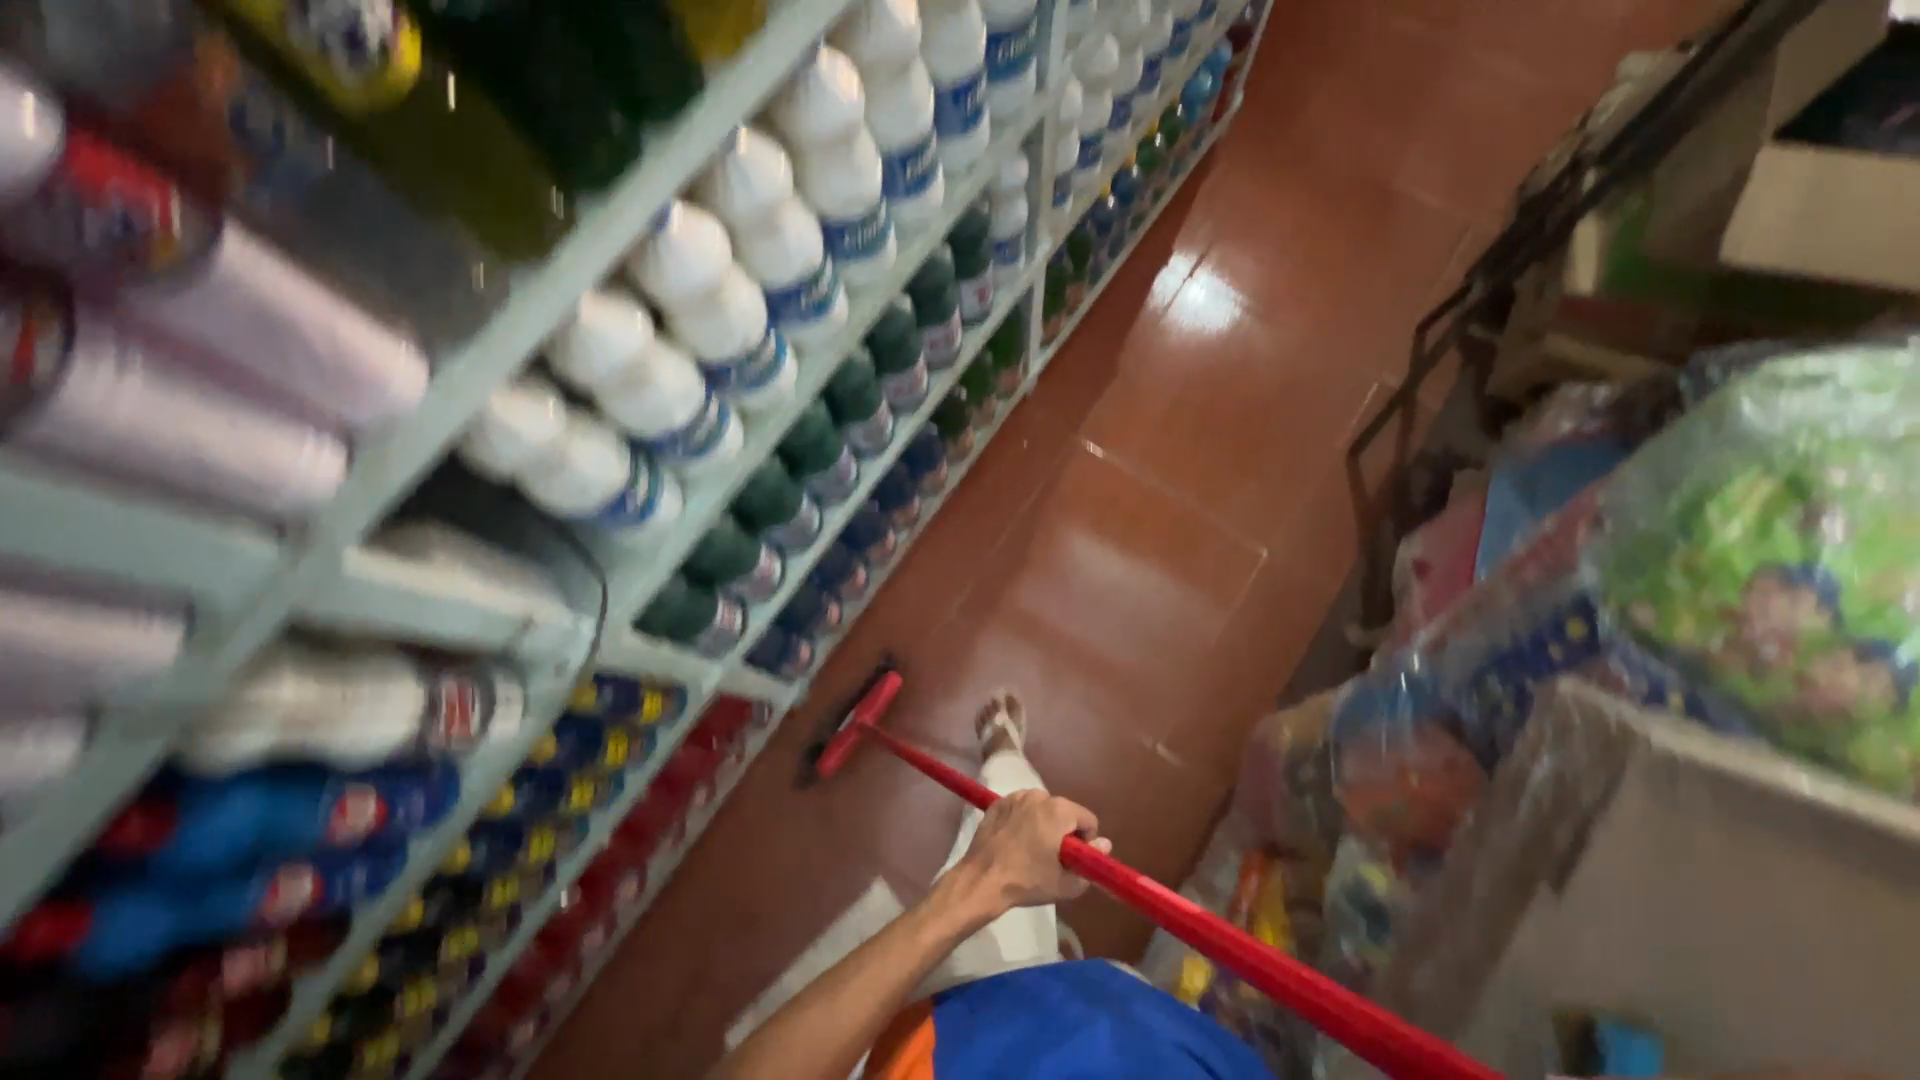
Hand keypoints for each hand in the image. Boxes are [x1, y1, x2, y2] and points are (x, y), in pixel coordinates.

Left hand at [953, 789, 1110, 910]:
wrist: (982, 880)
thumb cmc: (1028, 881)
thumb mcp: (1067, 883)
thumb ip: (1092, 862)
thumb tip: (1104, 844)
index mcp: (1059, 810)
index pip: (1088, 819)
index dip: (1087, 841)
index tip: (1074, 859)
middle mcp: (1039, 795)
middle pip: (1065, 812)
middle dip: (1065, 831)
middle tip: (1053, 857)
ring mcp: (1015, 797)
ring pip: (1042, 808)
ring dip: (1044, 824)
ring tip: (1032, 849)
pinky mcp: (997, 803)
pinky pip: (1021, 808)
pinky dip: (1023, 820)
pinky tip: (1015, 841)